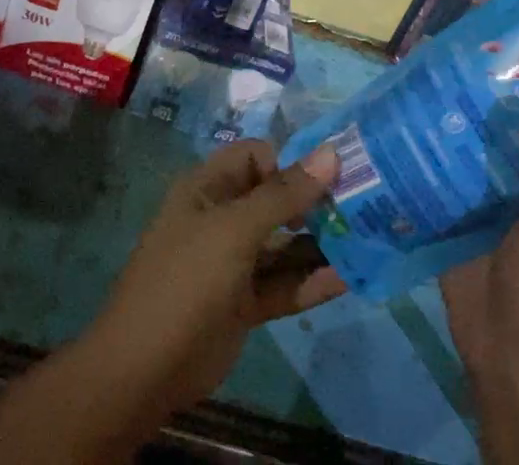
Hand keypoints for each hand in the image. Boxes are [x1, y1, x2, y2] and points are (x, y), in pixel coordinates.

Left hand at [83, 140, 346, 411]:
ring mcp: (233, 263)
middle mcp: (221, 219)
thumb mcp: (234, 230)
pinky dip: (312, 281)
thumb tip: (330, 153)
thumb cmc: (187, 280)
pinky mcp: (245, 303)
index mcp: (207, 190)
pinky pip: (284, 284)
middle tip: (367, 209)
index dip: (288, 163)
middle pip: (275, 200)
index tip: (330, 179)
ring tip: (371, 242)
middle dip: (316, 204)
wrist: (146, 366)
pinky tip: (349, 278)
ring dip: (321, 245)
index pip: (254, 157)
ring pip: (284, 246)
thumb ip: (283, 195)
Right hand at [442, 97, 518, 462]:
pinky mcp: (464, 224)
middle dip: (508, 102)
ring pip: (488, 158)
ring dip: (469, 125)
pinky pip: (452, 183)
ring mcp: (503, 210)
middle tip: (481, 44)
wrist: (511, 376)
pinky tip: (411, 119)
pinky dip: (436, 157)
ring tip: (442, 67)